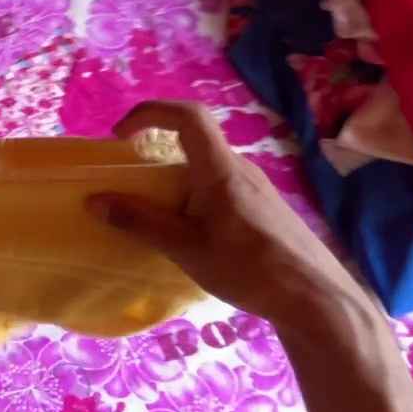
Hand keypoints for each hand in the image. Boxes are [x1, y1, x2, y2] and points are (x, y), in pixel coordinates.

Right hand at [87, 100, 373, 332]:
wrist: (317, 298)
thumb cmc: (250, 269)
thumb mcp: (185, 248)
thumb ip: (140, 221)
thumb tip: (96, 201)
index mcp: (220, 171)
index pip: (188, 116)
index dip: (149, 113)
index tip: (120, 137)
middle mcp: (239, 169)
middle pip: (192, 142)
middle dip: (151, 155)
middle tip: (125, 186)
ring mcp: (254, 186)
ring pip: (203, 167)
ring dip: (169, 180)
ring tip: (150, 215)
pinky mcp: (260, 205)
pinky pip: (215, 185)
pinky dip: (188, 195)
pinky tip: (184, 231)